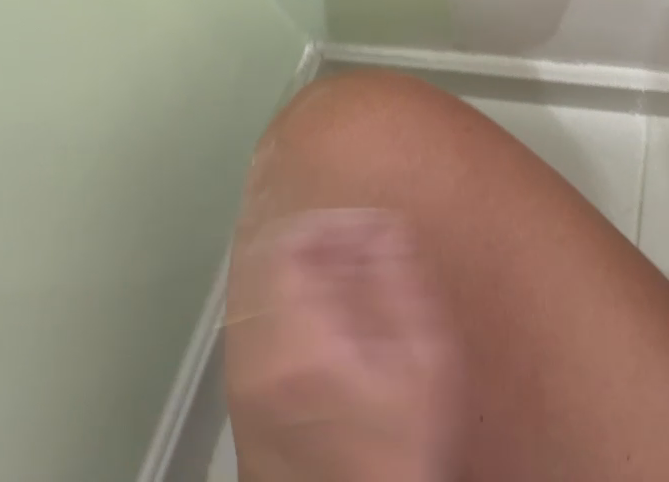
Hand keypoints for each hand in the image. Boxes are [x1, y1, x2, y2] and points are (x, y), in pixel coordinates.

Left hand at [226, 209, 457, 481]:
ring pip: (253, 287)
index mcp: (301, 340)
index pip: (289, 242)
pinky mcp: (242, 398)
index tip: (370, 227)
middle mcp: (256, 356)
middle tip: (360, 245)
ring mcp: (242, 379)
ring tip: (350, 275)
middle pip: (262, 259)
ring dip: (298, 265)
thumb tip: (386, 228)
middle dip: (314, 238)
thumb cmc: (401, 448)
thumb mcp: (425, 359)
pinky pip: (252, 319)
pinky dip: (284, 297)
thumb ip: (402, 283)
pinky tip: (328, 313)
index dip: (333, 220)